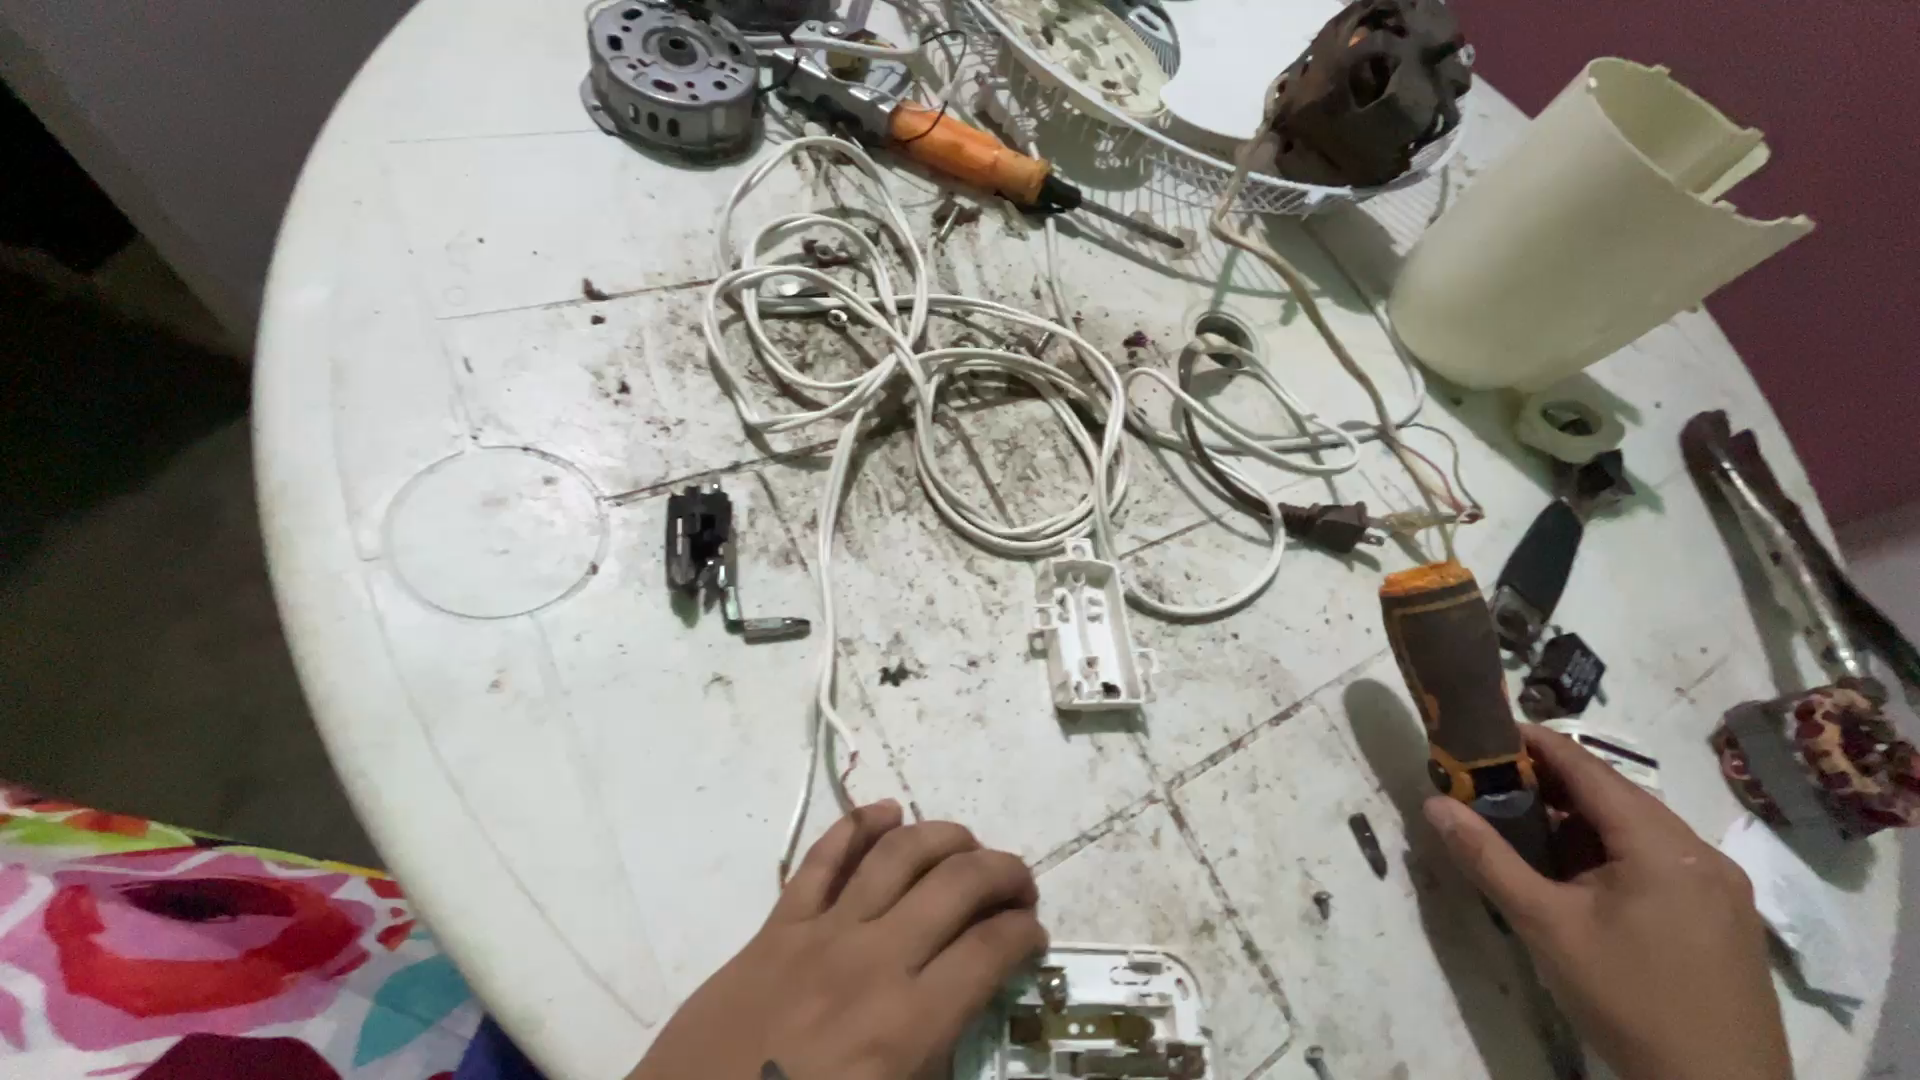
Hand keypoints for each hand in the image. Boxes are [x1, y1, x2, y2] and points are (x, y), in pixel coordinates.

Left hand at [629, 801, 1047, 1079]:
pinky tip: (886, 811)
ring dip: (943, 837)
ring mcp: (822, 933)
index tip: (1033, 934)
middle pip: (957, 885)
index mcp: (907, 1024)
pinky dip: (858, 826)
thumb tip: (970, 1020)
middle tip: (1018, 886)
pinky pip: (822, 858)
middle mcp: (874, 960)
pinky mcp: (777, 924)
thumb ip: (939, 1058)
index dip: (1024, 933)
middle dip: (1003, 873)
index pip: (989, 950)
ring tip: (968, 844)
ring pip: (897, 855)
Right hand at [1424, 726, 1789, 1079]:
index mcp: (1662, 845)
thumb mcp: (1543, 924)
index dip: (1536, 743)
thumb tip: (1433, 802)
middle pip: (1614, 794)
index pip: (1589, 769)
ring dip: (1577, 818)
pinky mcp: (1722, 915)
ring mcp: (1718, 886)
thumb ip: (1487, 857)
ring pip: (1634, 827)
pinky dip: (1606, 848)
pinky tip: (1572, 871)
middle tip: (1489, 782)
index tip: (1486, 730)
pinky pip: (1654, 857)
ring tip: (1520, 824)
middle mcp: (1699, 853)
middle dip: (1550, 782)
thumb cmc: (1626, 997)